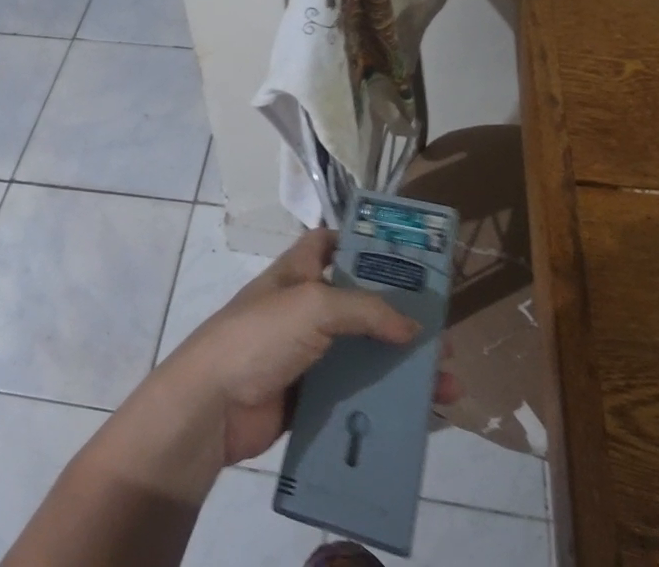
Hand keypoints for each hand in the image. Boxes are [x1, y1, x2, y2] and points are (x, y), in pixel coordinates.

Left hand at [158, 227, 462, 464]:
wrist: (211, 407)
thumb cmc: (259, 337)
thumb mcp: (314, 304)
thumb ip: (367, 310)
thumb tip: (412, 329)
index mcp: (297, 274)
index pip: (328, 243)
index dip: (361, 242)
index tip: (405, 256)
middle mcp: (304, 311)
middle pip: (361, 307)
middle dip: (403, 320)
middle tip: (443, 338)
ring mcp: (306, 357)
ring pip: (365, 357)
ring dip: (405, 370)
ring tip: (447, 385)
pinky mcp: (310, 400)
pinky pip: (356, 398)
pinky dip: (388, 405)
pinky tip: (423, 417)